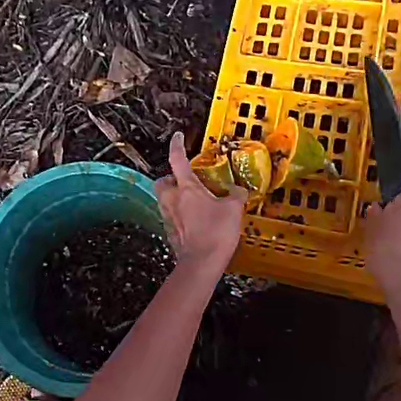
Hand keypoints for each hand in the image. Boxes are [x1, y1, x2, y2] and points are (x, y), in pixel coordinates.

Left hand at [155, 132, 245, 275]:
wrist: (201, 263)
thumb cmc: (216, 232)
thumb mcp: (233, 209)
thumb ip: (235, 195)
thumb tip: (239, 190)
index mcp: (186, 188)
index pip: (177, 159)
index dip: (177, 145)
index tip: (177, 137)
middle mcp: (172, 200)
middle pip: (162, 182)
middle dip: (170, 178)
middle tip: (185, 180)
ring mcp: (168, 217)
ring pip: (165, 200)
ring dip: (174, 197)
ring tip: (193, 200)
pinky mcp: (170, 233)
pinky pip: (171, 217)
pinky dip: (179, 214)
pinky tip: (194, 220)